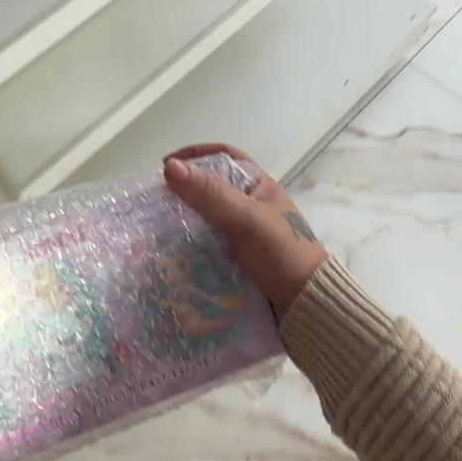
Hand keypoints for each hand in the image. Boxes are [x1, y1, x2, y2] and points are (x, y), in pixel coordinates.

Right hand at [163, 144, 329, 317]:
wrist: (307, 306)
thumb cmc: (281, 253)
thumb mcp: (246, 219)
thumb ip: (210, 194)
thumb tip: (169, 167)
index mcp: (259, 186)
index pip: (224, 157)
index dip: (196, 154)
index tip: (167, 164)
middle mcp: (251, 205)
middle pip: (211, 187)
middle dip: (184, 190)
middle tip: (154, 200)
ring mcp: (245, 234)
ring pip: (207, 217)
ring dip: (185, 220)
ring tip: (157, 227)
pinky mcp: (238, 259)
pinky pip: (208, 244)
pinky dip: (191, 245)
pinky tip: (174, 253)